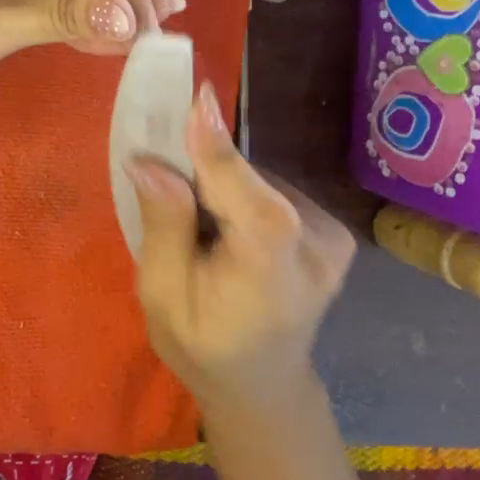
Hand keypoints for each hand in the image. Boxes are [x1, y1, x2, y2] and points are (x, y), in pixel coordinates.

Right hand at [128, 84, 354, 409]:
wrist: (259, 381)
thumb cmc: (201, 344)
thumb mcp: (163, 296)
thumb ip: (162, 229)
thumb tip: (148, 163)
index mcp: (275, 280)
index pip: (257, 207)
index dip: (223, 153)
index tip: (198, 98)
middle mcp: (318, 250)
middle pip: (249, 184)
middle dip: (198, 168)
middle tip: (150, 169)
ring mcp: (331, 235)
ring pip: (254, 179)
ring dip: (212, 181)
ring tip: (187, 217)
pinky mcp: (327, 225)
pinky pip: (263, 185)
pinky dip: (230, 189)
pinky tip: (214, 218)